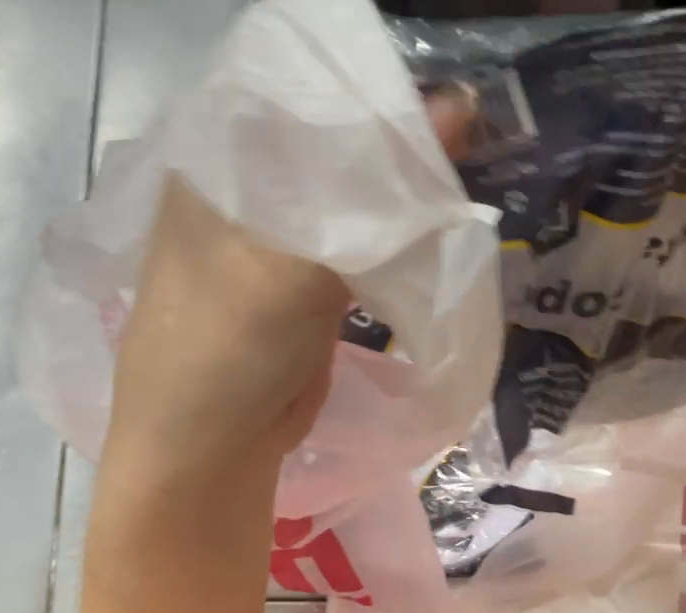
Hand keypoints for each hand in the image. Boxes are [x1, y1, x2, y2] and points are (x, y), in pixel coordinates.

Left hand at [105, 90, 478, 477]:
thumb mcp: (292, 265)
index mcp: (223, 157)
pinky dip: (402, 239)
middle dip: (400, 145)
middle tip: (470, 141)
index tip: (442, 98)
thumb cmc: (229, 348)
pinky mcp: (312, 282)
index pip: (307, 93)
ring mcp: (283, 238)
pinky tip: (439, 231)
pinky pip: (367, 243)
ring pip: (358, 196)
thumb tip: (461, 106)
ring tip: (465, 180)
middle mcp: (251, 187)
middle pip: (339, 145)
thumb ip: (374, 198)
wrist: (214, 447)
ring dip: (407, 195)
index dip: (374, 91)